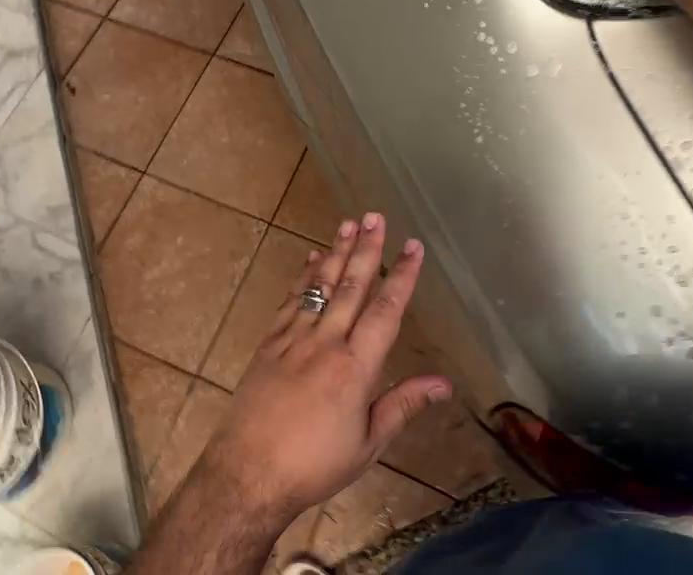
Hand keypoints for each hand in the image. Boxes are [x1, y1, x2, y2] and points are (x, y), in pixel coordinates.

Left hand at [191, 213, 449, 525]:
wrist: (248, 475)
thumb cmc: (314, 466)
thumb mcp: (368, 445)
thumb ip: (404, 405)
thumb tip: (444, 384)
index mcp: (356, 367)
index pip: (386, 311)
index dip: (402, 276)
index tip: (413, 247)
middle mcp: (326, 343)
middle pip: (351, 286)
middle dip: (367, 249)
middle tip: (376, 216)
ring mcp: (293, 340)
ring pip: (320, 287)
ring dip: (335, 252)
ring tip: (348, 223)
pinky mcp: (269, 345)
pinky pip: (290, 302)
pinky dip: (303, 278)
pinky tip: (311, 260)